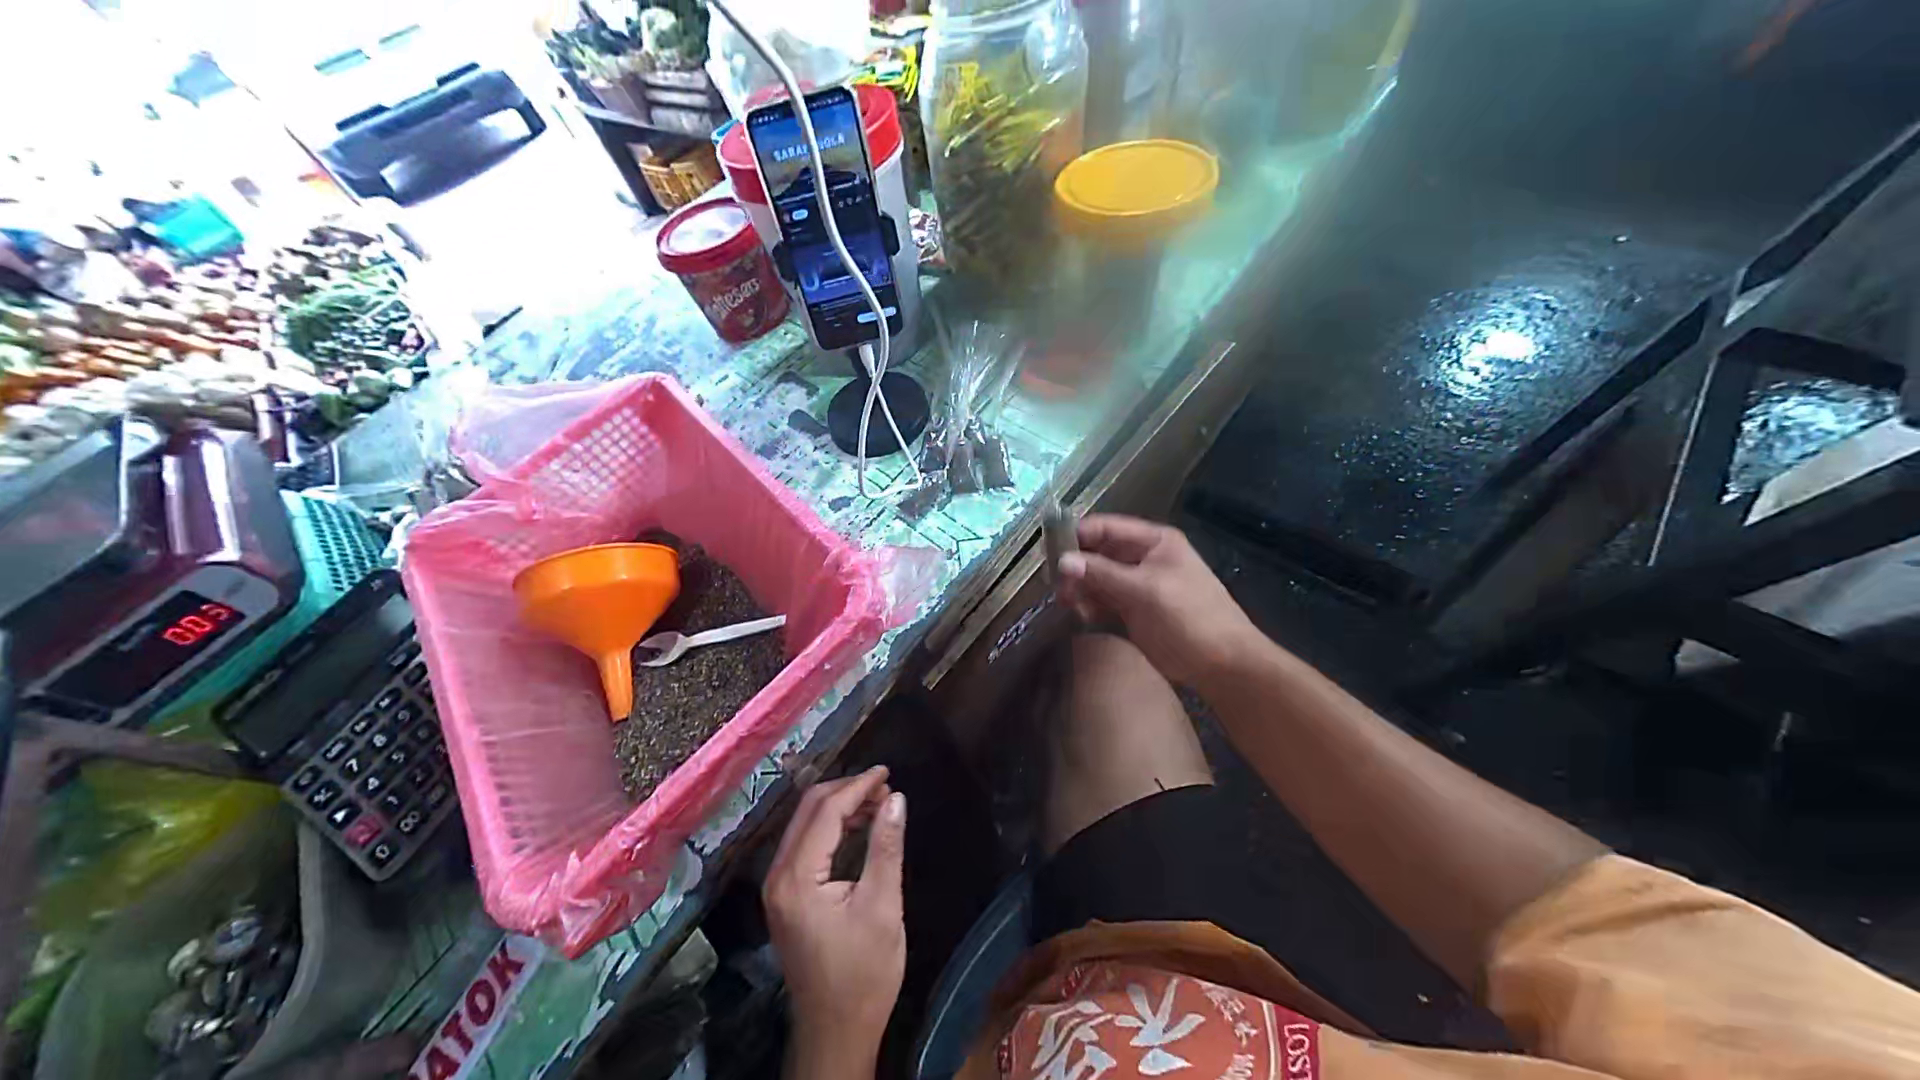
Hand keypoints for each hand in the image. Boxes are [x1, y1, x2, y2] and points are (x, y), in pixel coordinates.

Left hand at [764, 766, 906, 1075]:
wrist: (837, 1032)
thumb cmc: (864, 974)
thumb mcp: (882, 906)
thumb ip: (886, 847)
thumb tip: (896, 798)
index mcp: (797, 878)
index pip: (825, 811)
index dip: (857, 786)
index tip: (887, 773)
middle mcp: (778, 876)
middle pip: (808, 811)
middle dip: (847, 791)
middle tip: (885, 785)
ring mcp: (779, 887)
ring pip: (806, 825)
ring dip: (840, 807)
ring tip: (879, 802)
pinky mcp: (787, 896)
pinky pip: (807, 845)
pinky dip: (833, 828)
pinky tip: (860, 827)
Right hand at [1057, 514, 1264, 685]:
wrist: (1223, 664)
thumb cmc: (1189, 617)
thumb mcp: (1144, 590)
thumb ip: (1102, 573)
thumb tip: (1061, 560)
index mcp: (1153, 541)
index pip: (1105, 527)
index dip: (1077, 536)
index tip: (1048, 551)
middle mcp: (1143, 558)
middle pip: (1097, 552)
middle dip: (1075, 566)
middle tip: (1055, 585)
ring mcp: (1137, 585)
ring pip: (1097, 578)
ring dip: (1080, 588)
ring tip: (1066, 603)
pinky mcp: (1132, 610)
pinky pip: (1103, 600)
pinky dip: (1089, 605)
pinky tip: (1079, 614)